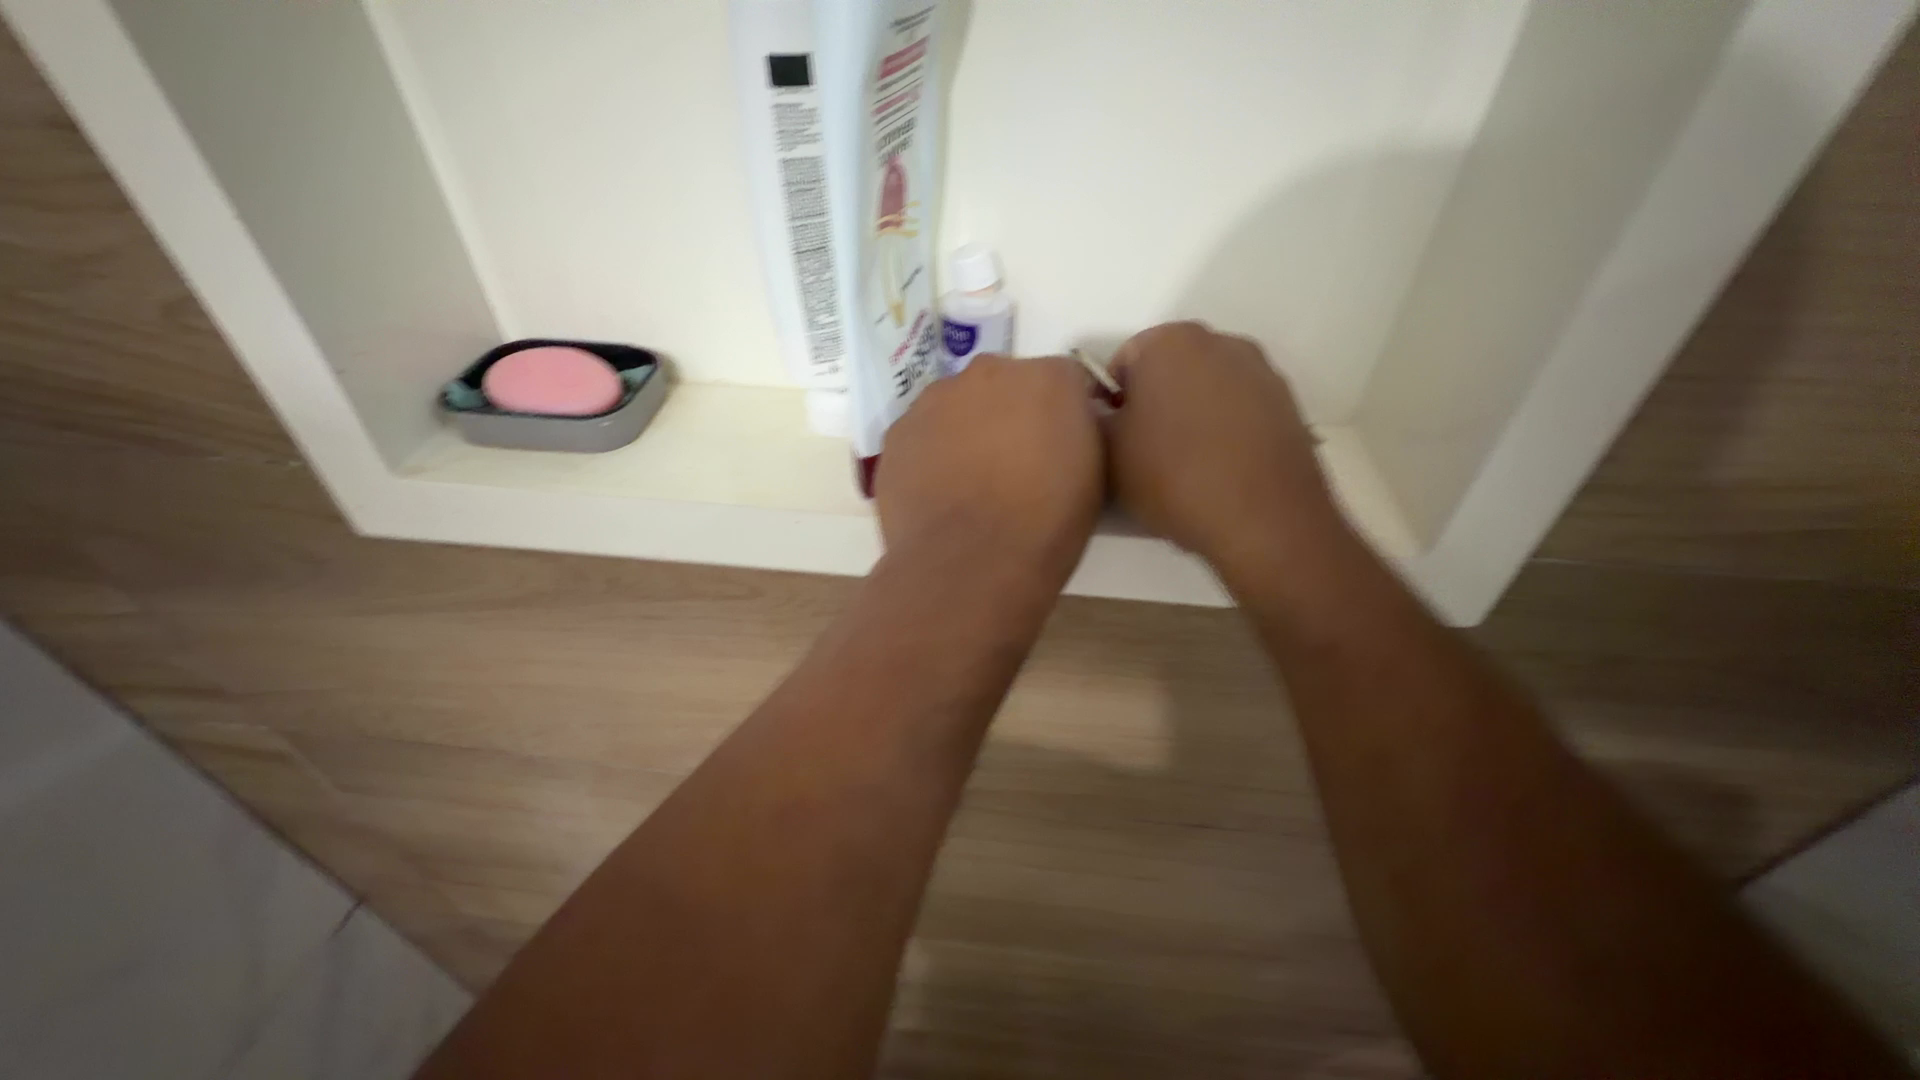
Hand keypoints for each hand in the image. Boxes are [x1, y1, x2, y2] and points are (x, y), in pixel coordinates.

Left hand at [876, 355, 1103, 583]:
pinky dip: (930, 455)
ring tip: (969, 484)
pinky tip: (938, 495)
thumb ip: (1076, 434)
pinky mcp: (897, 432)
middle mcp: (989, 373)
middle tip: (1013, 465)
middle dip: (1009, 413)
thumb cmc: (1046, 524)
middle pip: (1004, 384)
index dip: (1063, 414)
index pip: (1064, 381)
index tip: (1061, 448)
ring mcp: (935, 400)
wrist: (969, 563)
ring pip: (956, 406)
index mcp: (1048, 379)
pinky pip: (922, 435)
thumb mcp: (1091, 476)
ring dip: (965, 431)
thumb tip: (1061, 432)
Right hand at [1105, 322, 1344, 571]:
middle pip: (1169, 369)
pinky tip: (1220, 470)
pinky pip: (1240, 410)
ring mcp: (1261, 371)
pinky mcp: (1289, 405)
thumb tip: (1109, 414)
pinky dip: (1225, 430)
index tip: (1114, 440)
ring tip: (1186, 465)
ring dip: (1192, 415)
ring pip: (1207, 389)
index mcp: (1169, 341)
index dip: (1112, 403)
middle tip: (1145, 452)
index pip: (1122, 362)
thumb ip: (1096, 420)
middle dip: (1154, 402)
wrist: (1263, 520)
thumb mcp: (1108, 453)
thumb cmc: (1173, 477)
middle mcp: (1220, 341)